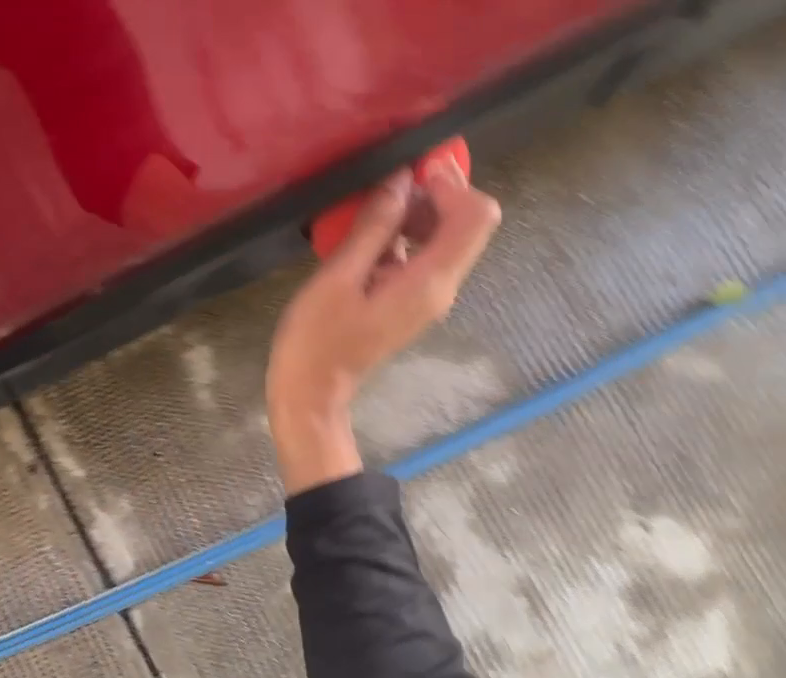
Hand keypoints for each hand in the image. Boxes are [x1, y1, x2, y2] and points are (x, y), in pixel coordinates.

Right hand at [266, 158, 500, 492]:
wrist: (310, 395)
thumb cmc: (314, 341)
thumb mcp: (336, 280)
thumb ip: (373, 228)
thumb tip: (400, 182)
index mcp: (428, 282)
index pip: (476, 216)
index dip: (453, 184)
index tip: (412, 175)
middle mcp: (441, 289)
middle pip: (466, 224)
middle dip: (434, 198)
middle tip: (384, 193)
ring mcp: (427, 300)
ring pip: (445, 240)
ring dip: (416, 218)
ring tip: (368, 218)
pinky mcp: (411, 305)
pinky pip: (423, 259)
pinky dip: (404, 241)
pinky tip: (366, 245)